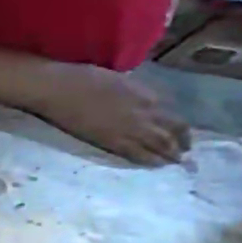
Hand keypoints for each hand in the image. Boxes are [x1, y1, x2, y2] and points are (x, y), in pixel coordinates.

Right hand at [30, 63, 190, 165]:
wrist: (58, 89)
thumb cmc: (83, 78)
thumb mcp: (120, 80)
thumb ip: (134, 94)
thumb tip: (139, 102)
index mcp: (148, 96)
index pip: (172, 114)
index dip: (178, 126)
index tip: (180, 132)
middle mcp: (146, 114)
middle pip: (172, 132)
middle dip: (180, 143)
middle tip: (182, 152)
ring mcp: (129, 129)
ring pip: (159, 144)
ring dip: (169, 154)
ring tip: (172, 161)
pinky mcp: (110, 141)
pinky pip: (136, 153)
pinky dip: (148, 159)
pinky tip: (154, 164)